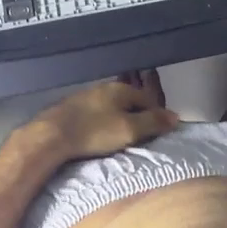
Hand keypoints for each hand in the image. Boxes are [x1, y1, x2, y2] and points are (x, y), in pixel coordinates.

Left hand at [21, 81, 178, 162]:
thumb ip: (153, 122)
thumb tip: (175, 115)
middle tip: (140, 139)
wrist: (51, 134)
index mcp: (121, 89)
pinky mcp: (74, 108)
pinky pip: (98, 113)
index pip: (148, 100)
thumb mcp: (128, 129)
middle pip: (130, 102)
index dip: (157, 116)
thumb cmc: (94, 131)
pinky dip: (104, 123)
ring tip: (122, 139)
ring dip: (120, 121)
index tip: (159, 135)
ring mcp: (88, 96)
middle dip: (138, 118)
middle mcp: (105, 87)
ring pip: (113, 107)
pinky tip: (100, 135)